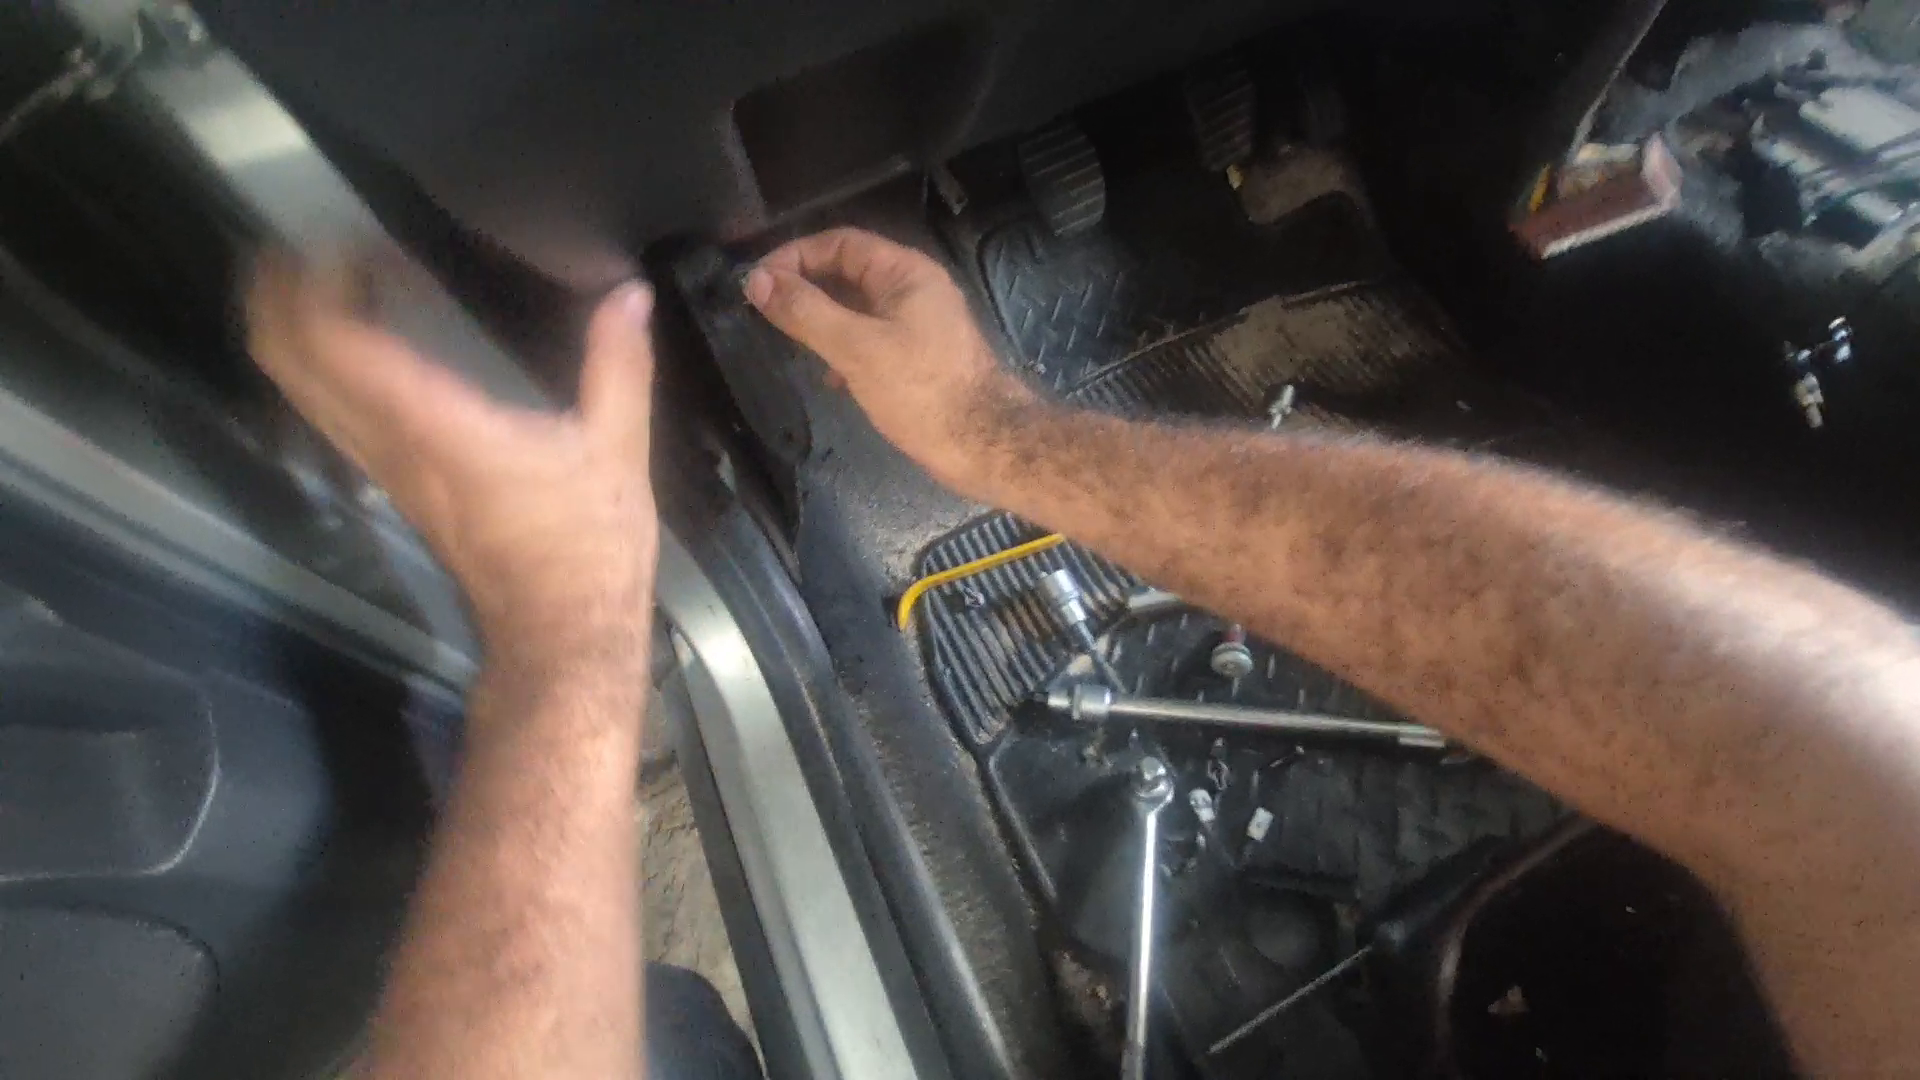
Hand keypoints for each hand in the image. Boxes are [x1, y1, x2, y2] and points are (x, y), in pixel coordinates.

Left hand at [246, 255, 658, 679]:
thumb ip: (620, 367)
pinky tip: (378, 356)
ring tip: (339, 287)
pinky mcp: (402, 492)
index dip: (321, 277)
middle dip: (279, 292)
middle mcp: (390, 447)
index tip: (353, 237)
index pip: (332, 338)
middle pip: (286, 358)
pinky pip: (332, 415)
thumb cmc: (590, 545)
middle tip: (317, 247)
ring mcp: (386, 474)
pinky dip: (329, 370)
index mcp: (436, 428)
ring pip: (299, 390)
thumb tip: (630, 295)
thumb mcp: (618, 451)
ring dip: (297, 330)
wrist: (563, 631)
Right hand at [744, 228, 1037, 493]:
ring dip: (823, 322)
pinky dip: (844, 352)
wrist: (983, 447)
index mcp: (906, 273)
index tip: (757, 282)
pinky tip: (829, 378)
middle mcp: (914, 292)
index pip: (841, 243)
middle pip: (849, 275)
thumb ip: (807, 312)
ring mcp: (918, 328)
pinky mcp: (918, 363)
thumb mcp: (857, 348)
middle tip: (764, 311)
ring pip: (858, 312)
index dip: (796, 255)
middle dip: (806, 288)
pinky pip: (871, 343)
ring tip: (788, 340)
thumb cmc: (923, 391)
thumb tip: (756, 281)